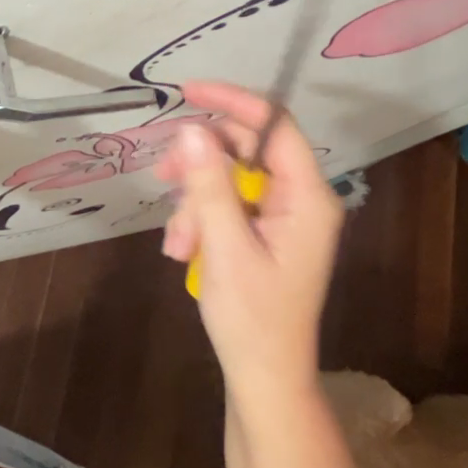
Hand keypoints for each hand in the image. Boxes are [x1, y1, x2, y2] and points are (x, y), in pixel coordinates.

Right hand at [152, 82, 342, 392]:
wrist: (265, 375)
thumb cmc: (252, 317)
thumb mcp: (223, 247)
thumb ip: (208, 186)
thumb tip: (191, 130)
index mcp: (307, 198)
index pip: (274, 126)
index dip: (233, 102)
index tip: (187, 92)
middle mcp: (300, 200)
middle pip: (246, 150)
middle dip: (200, 164)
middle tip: (161, 175)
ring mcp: (282, 218)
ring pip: (229, 179)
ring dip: (193, 203)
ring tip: (175, 244)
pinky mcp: (264, 235)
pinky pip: (227, 206)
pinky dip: (199, 221)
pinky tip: (182, 251)